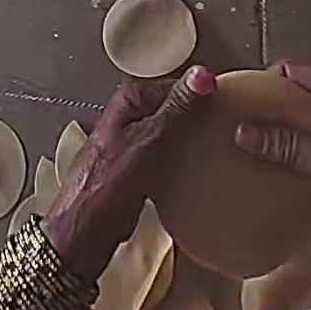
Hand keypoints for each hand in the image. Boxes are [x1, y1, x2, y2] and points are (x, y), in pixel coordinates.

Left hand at [46, 66, 215, 278]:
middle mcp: (130, 116)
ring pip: (175, 136)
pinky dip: (184, 163)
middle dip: (200, 123)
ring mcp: (135, 143)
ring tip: (218, 153)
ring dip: (194, 145)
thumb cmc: (107, 187)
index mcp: (130, 100)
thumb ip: (177, 108)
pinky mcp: (139, 168)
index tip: (227, 111)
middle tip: (225, 135)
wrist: (83, 236)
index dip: (204, 98)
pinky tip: (199, 173)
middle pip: (177, 111)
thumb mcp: (149, 141)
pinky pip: (171, 158)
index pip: (179, 87)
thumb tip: (202, 74)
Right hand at [232, 60, 310, 280]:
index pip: (295, 73)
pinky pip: (309, 148)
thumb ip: (294, 147)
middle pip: (294, 98)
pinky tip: (269, 171)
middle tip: (228, 128)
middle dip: (264, 110)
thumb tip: (241, 130)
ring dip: (275, 136)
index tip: (232, 102)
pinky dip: (289, 156)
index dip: (263, 83)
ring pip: (300, 125)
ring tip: (240, 150)